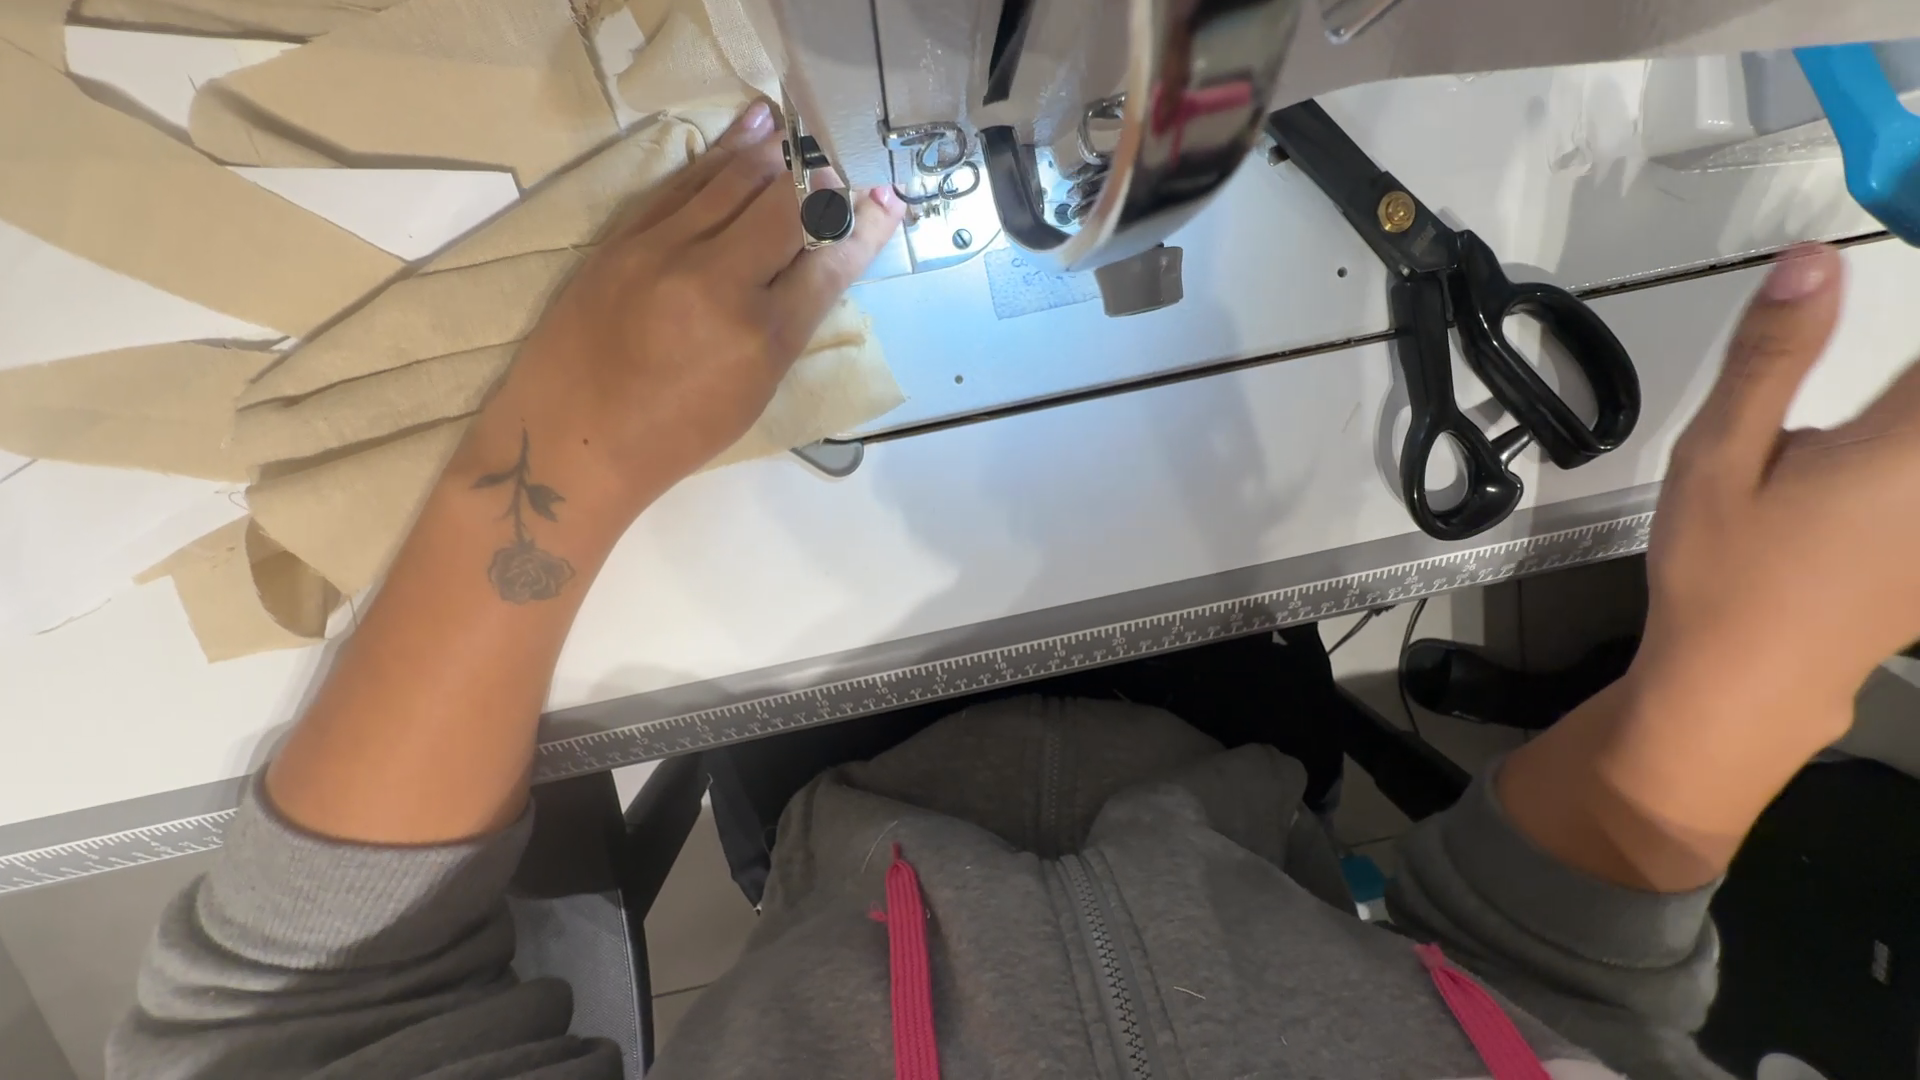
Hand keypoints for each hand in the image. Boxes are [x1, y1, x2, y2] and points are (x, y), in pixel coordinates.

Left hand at [480, 102, 904, 514]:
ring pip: (734, 182)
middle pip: (785, 211)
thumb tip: (813, 270)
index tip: (887, 201)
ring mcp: (666, 252)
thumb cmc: (678, 434)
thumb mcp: (754, 392)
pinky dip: (722, 155)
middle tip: (837, 172)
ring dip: (773, 155)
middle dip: (820, 187)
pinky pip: (685, 184)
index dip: (863, 229)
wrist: (577, 437)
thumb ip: (786, 327)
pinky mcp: (625, 238)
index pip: (828, 266)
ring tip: (796, 132)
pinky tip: (750, 130)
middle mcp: (719, 283)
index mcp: (763, 337)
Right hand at [1636, 243, 1919, 734]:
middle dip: (1908, 361)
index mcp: (1919, 437)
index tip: (1905, 202)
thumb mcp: (1716, 461)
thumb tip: (1811, 261)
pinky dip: (1912, 409)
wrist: (1752, 671)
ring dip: (1907, 383)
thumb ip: (1768, 361)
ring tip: (1830, 444)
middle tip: (1842, 364)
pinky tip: (1885, 431)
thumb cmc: (1722, 566)